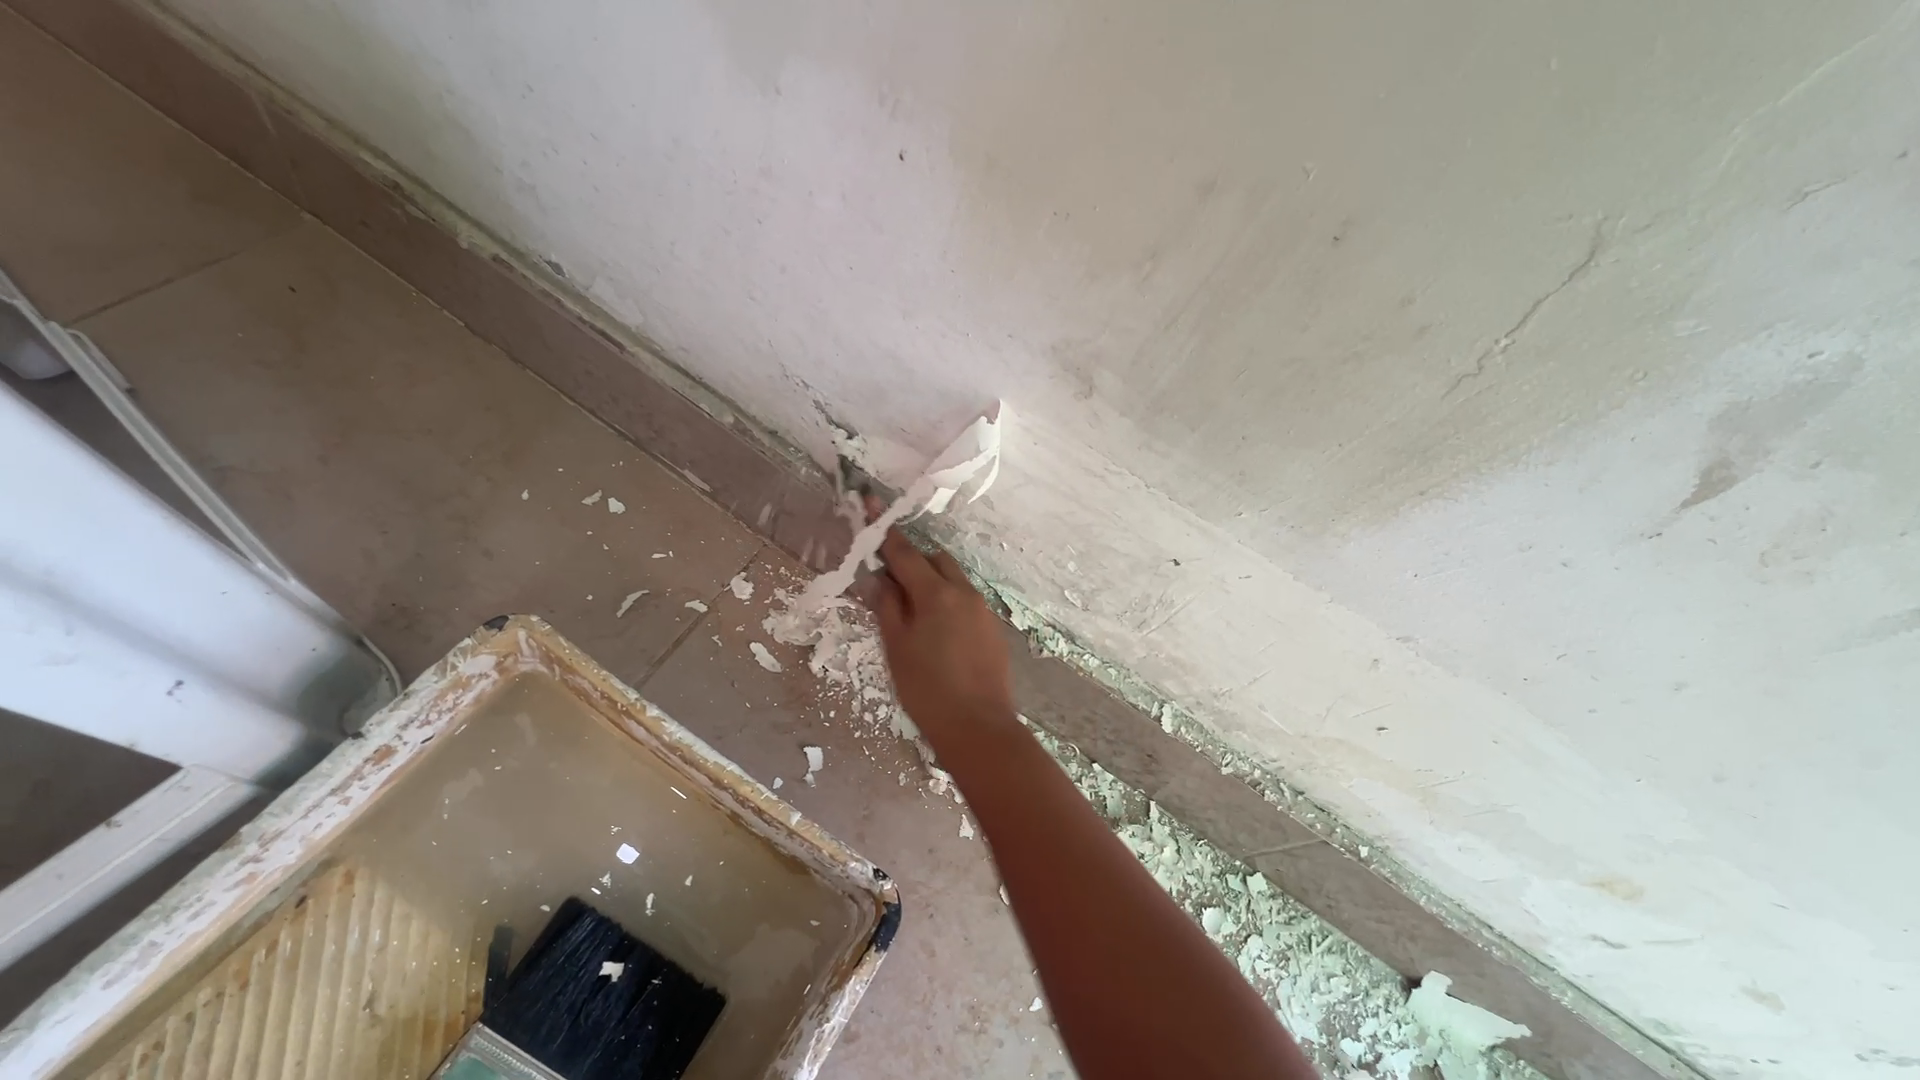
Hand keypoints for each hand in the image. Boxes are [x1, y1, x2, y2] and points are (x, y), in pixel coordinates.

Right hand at [867, 505, 1014, 743]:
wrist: (978, 728)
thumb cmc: (927, 690)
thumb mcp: (896, 647)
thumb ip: (887, 606)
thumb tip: (879, 577)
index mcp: (935, 593)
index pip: (904, 551)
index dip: (884, 530)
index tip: (870, 503)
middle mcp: (964, 592)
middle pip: (935, 561)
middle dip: (913, 563)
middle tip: (891, 588)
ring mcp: (983, 610)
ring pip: (954, 581)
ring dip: (933, 585)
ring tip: (914, 618)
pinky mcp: (993, 630)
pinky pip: (966, 603)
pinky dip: (948, 605)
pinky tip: (938, 637)